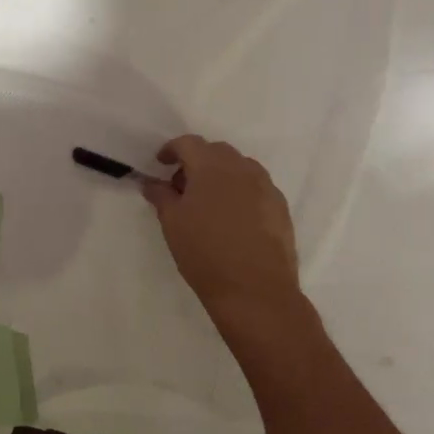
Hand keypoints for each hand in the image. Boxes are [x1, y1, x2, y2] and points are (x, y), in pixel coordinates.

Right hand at [142, 135, 303, 322]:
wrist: (255, 291)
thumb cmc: (205, 251)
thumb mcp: (172, 222)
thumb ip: (161, 195)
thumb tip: (153, 183)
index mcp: (212, 168)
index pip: (189, 143)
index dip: (171, 150)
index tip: (160, 165)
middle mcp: (242, 170)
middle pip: (217, 151)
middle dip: (197, 160)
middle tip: (182, 185)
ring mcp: (266, 189)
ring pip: (240, 167)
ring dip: (221, 174)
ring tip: (208, 201)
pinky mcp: (281, 209)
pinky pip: (257, 187)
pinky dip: (240, 190)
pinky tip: (231, 217)